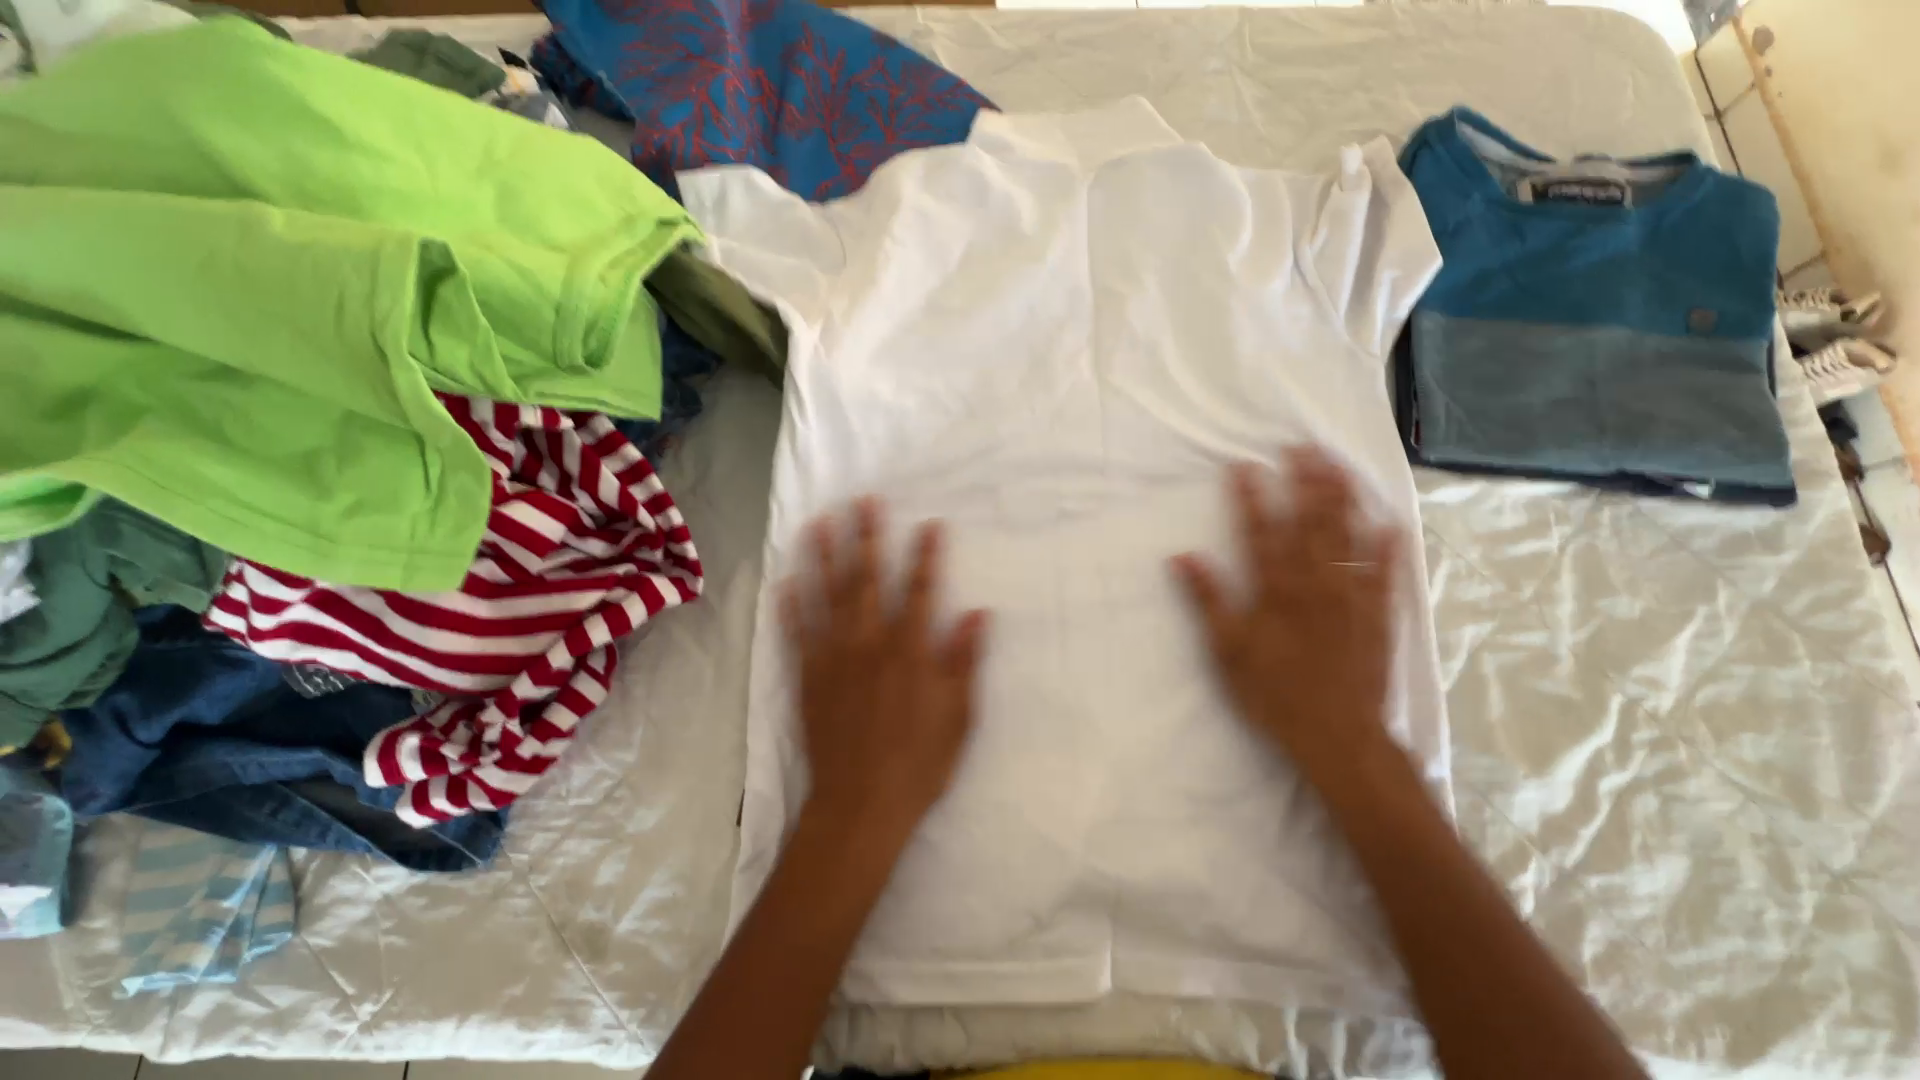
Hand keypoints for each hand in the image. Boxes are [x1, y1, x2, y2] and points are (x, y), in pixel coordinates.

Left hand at [781, 499, 989, 849]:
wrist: (861, 804)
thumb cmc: (919, 764)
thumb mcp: (958, 717)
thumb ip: (964, 661)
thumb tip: (978, 613)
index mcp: (910, 652)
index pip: (921, 591)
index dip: (926, 556)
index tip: (929, 523)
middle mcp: (870, 645)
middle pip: (867, 581)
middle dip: (867, 538)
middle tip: (863, 501)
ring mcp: (833, 660)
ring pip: (826, 598)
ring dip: (823, 558)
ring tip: (819, 523)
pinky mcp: (807, 679)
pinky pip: (795, 635)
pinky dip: (790, 607)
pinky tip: (785, 581)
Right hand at [1170, 446, 1401, 776]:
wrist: (1339, 736)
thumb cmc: (1275, 695)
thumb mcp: (1228, 652)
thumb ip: (1209, 601)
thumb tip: (1183, 557)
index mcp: (1276, 591)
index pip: (1260, 531)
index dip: (1252, 495)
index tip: (1245, 464)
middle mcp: (1317, 583)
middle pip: (1312, 521)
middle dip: (1306, 480)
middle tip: (1302, 446)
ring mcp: (1354, 596)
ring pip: (1351, 535)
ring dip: (1345, 497)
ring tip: (1340, 464)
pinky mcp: (1381, 614)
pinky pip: (1388, 572)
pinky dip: (1391, 545)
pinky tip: (1392, 521)